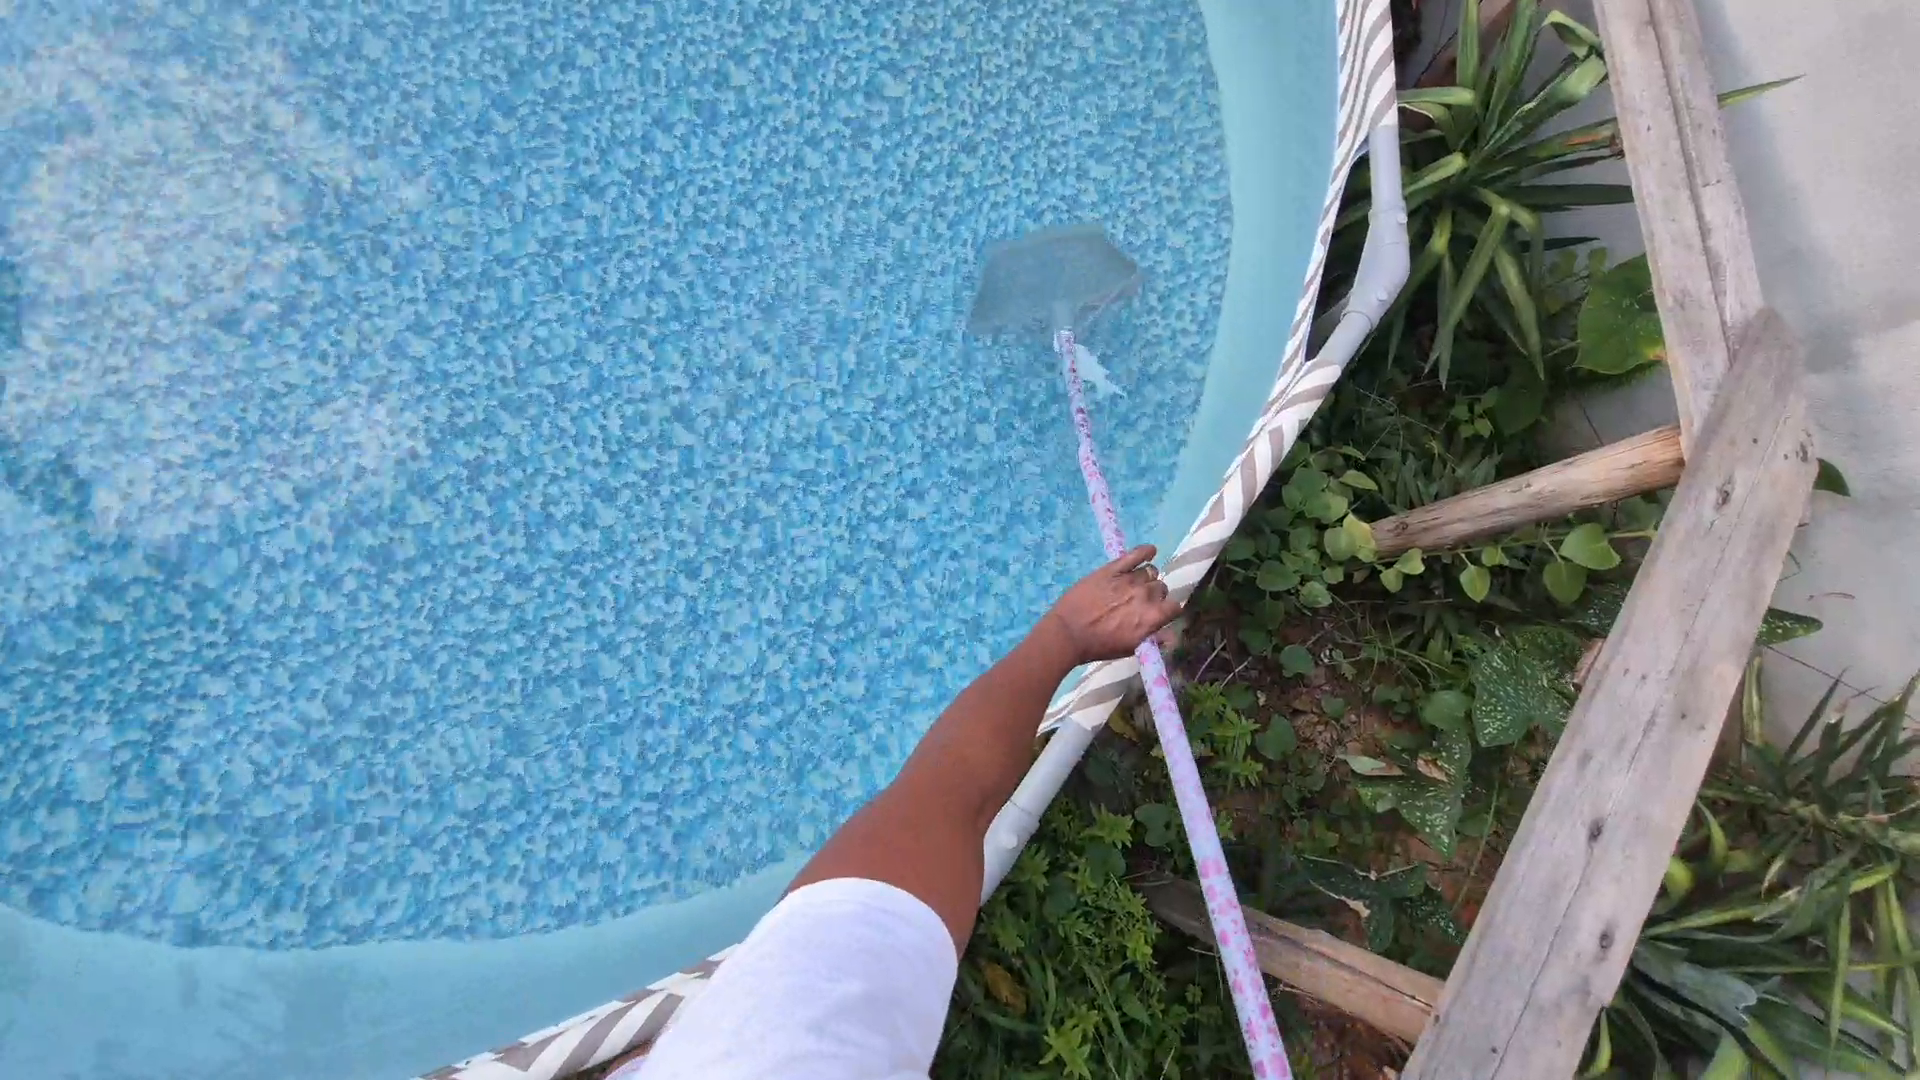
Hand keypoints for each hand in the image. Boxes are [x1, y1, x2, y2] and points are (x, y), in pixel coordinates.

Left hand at [1036, 545, 1182, 666]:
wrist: (1068, 633)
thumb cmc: (1099, 645)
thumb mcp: (1131, 648)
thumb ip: (1153, 638)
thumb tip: (1171, 635)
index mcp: (1152, 617)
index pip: (1175, 606)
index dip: (1167, 610)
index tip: (1158, 612)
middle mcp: (1145, 595)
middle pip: (1161, 588)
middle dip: (1154, 595)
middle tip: (1138, 602)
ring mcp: (1129, 579)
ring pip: (1149, 572)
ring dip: (1145, 578)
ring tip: (1133, 584)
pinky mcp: (1112, 568)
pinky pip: (1135, 554)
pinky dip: (1145, 551)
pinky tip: (1150, 551)